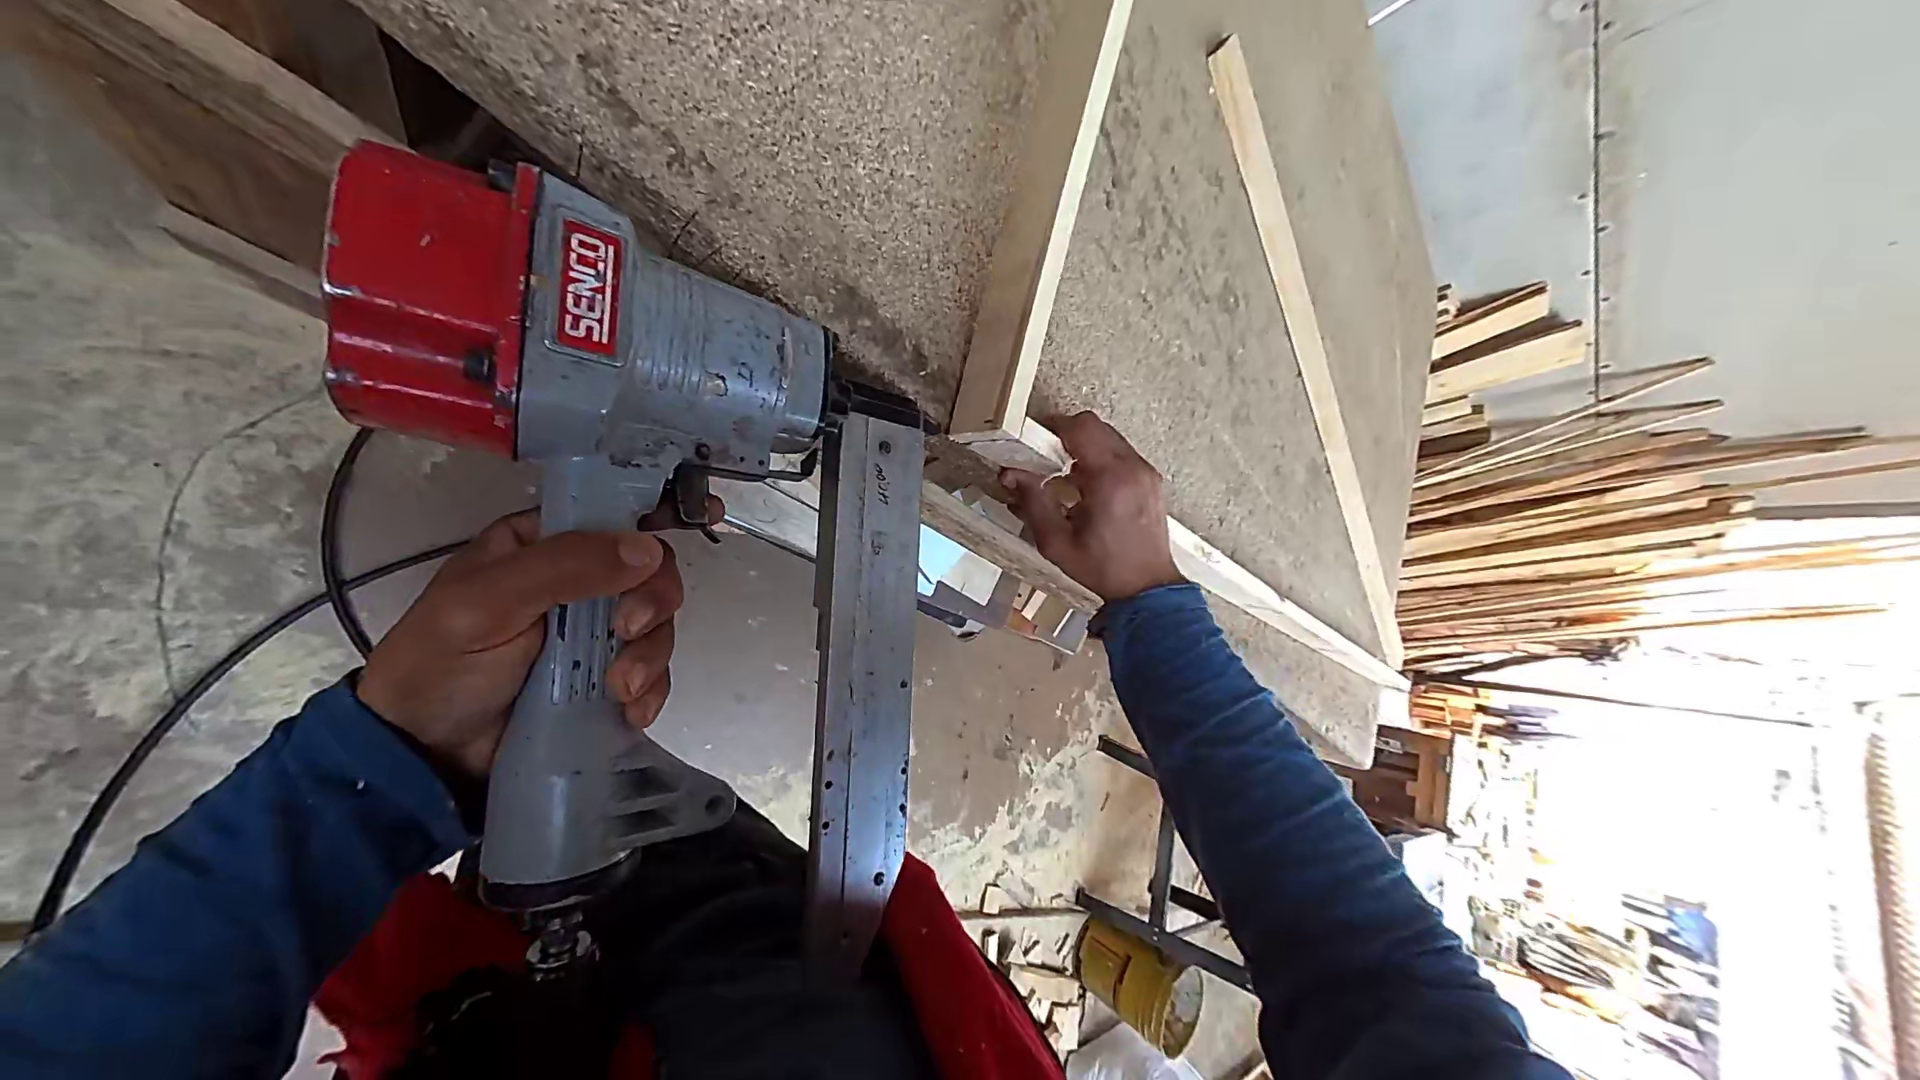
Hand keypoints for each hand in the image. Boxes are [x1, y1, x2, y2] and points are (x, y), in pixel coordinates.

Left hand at [357, 503, 708, 777]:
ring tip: (618, 688)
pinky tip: (629, 710)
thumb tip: (648, 550)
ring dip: (651, 654)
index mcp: (546, 544)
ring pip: (659, 624)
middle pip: (652, 571)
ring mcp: (597, 632)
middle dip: (654, 601)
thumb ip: (565, 567)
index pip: (614, 512)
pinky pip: (654, 671)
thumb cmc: (439, 664)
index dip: (662, 509)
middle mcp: (580, 581)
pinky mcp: (608, 677)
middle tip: (628, 631)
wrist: (423, 759)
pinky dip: (651, 689)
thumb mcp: (486, 603)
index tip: (708, 514)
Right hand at [999, 411, 1184, 601]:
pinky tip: (1084, 487)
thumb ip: (1032, 503)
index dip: (1053, 427)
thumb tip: (1011, 475)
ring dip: (1083, 448)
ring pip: (1108, 438)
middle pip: (1095, 427)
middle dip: (1065, 436)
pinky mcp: (1149, 481)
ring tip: (1063, 477)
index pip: (1081, 428)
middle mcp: (1133, 469)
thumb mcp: (1057, 542)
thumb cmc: (1104, 569)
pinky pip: (1121, 454)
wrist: (1146, 588)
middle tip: (1044, 458)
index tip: (1034, 440)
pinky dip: (1099, 460)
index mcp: (1111, 479)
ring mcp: (1145, 473)